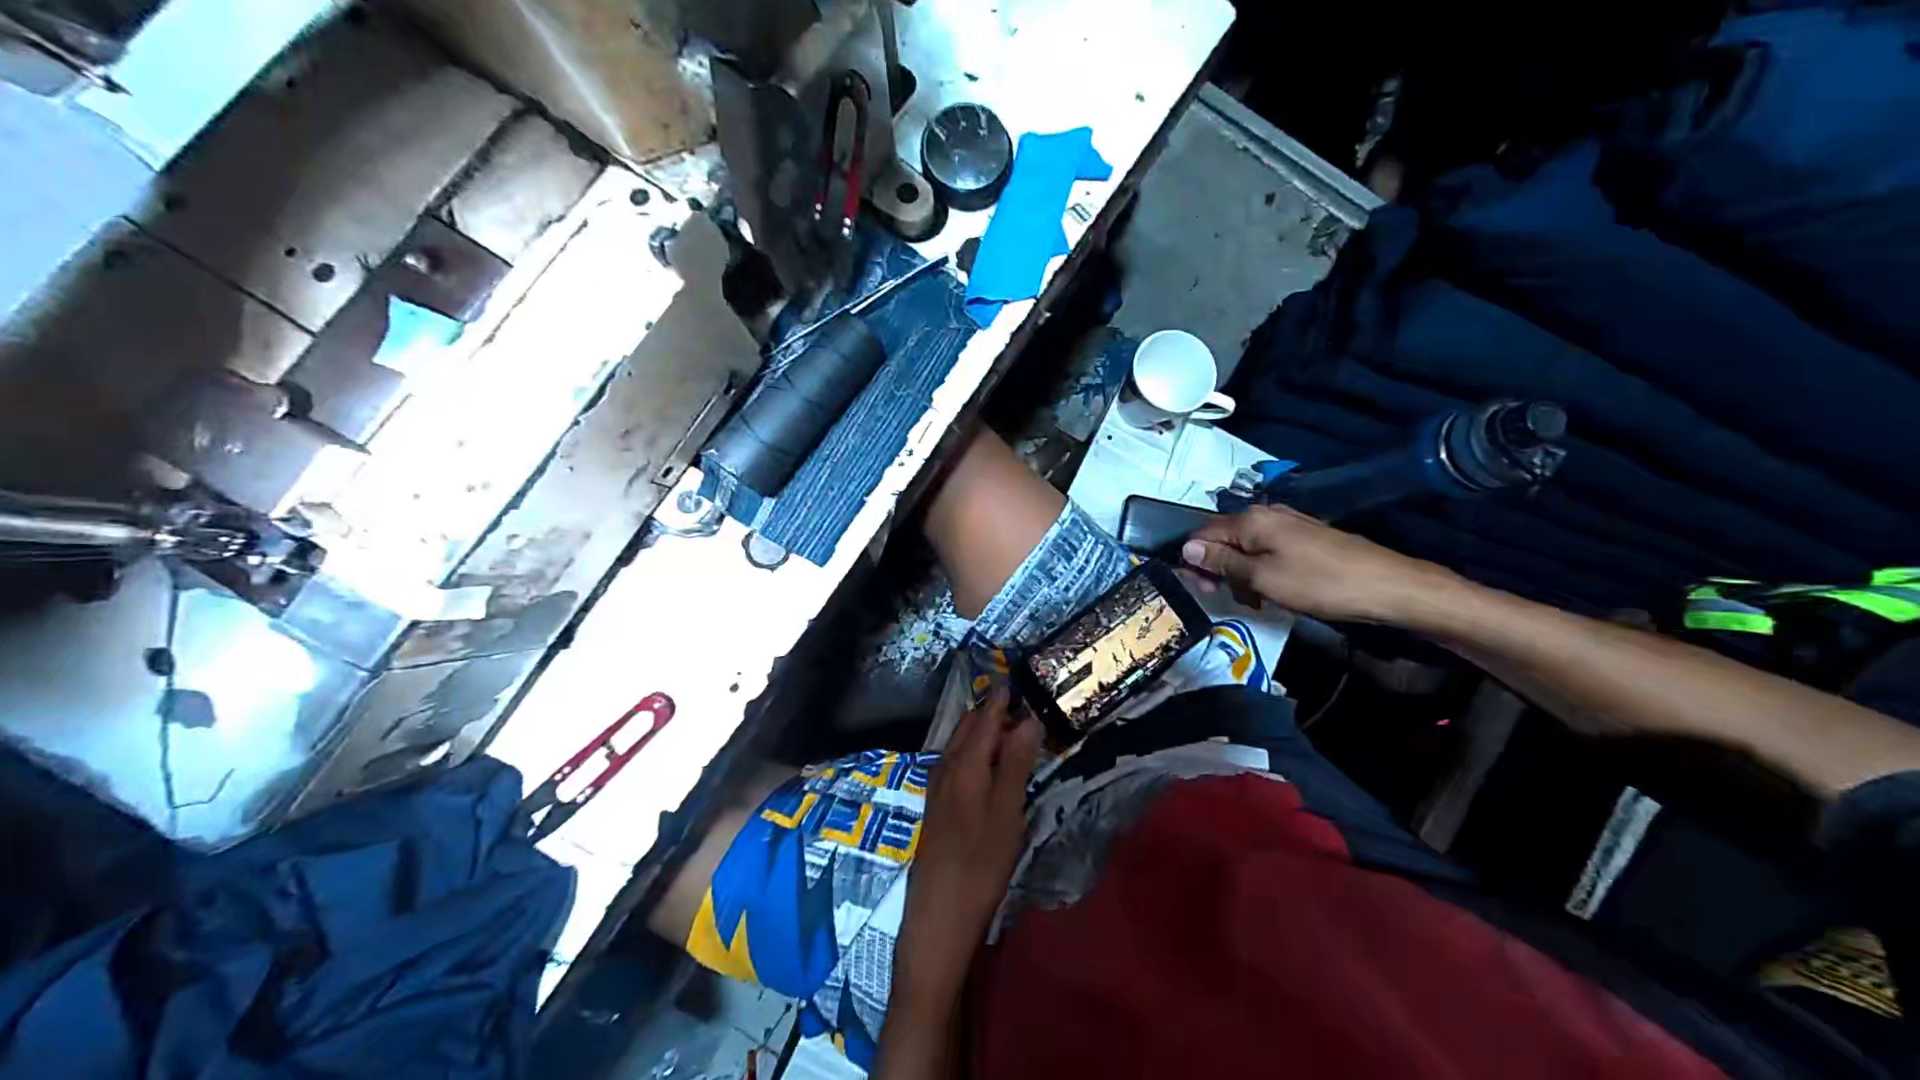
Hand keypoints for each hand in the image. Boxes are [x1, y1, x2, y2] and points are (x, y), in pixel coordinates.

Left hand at [895, 690, 1040, 1008]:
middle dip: (994, 709)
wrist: (939, 912)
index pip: (986, 716)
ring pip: (961, 742)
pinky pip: (957, 760)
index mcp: (965, 762)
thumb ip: (1015, 761)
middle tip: (1024, 700)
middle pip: (970, 725)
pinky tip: (988, 762)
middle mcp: (946, 765)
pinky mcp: (938, 804)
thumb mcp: (1007, 810)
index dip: (1004, 696)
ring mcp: (938, 785)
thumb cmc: (980, 861)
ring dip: (983, 729)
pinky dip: (975, 750)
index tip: (1023, 677)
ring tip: (1012, 725)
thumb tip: (1029, 717)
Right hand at [1181, 504, 1456, 623]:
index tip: (1200, 588)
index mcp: (1251, 519)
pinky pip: (1268, 549)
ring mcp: (1289, 523)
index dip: (1193, 560)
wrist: (1386, 586)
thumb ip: (1222, 561)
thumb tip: (1185, 547)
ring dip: (1240, 572)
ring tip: (1253, 599)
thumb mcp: (1261, 577)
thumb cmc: (1318, 583)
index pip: (1203, 532)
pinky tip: (1273, 589)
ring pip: (1246, 546)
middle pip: (1224, 538)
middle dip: (1217, 567)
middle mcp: (1267, 513)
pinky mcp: (1305, 537)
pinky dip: (1261, 569)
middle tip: (1225, 596)